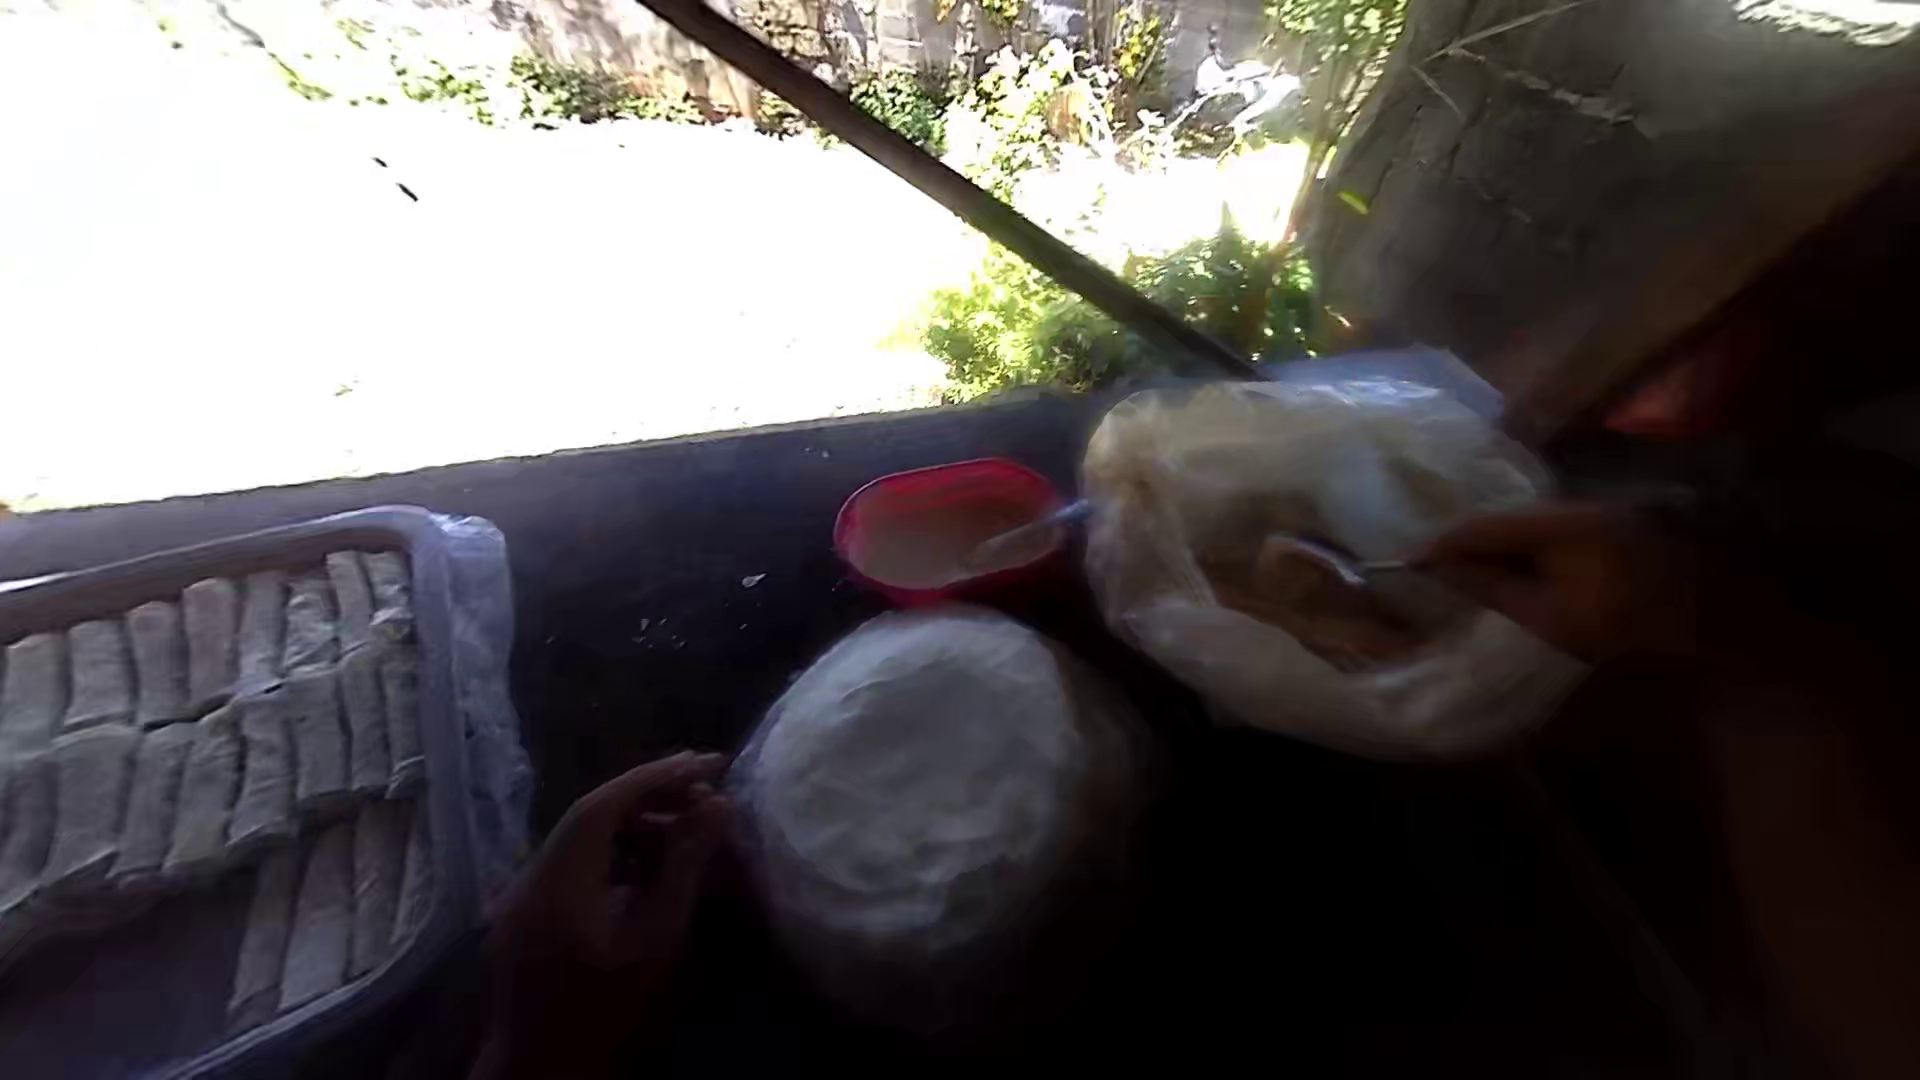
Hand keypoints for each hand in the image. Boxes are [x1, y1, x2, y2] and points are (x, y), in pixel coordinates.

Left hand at [474, 751, 730, 1078]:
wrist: (544, 1077)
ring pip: (588, 831)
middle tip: (705, 782)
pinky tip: (657, 854)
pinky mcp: (534, 908)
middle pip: (594, 812)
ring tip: (689, 818)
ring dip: (640, 816)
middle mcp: (532, 879)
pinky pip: (583, 856)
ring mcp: (528, 893)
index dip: (655, 776)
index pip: (602, 805)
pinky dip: (623, 843)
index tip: (706, 762)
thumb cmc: (606, 1010)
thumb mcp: (658, 935)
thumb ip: (686, 863)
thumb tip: (720, 803)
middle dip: (652, 790)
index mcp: (555, 884)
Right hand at [1418, 503, 1693, 661]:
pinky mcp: (1616, 530)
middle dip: (1466, 544)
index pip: (1481, 525)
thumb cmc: (1625, 632)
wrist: (1728, 646)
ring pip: (1525, 525)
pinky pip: (1550, 533)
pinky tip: (1512, 571)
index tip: (1409, 563)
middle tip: (1436, 569)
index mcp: (1563, 525)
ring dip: (1494, 547)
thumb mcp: (1543, 614)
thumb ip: (1486, 585)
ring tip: (1468, 572)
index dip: (1440, 544)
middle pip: (1503, 520)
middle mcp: (1582, 507)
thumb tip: (1436, 568)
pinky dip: (1523, 551)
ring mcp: (1604, 516)